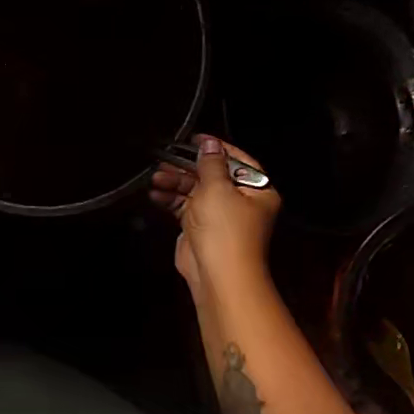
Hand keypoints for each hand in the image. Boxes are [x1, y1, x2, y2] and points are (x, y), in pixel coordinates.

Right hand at [150, 135, 280, 299]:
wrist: (217, 274)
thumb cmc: (225, 229)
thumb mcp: (218, 188)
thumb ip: (210, 163)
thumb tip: (209, 143)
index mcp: (257, 190)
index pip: (237, 160)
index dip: (216, 148)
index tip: (195, 139)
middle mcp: (241, 201)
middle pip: (212, 176)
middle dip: (188, 168)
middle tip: (165, 160)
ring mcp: (219, 216)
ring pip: (195, 191)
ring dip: (175, 183)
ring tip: (156, 178)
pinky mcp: (200, 229)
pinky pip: (184, 208)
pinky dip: (171, 200)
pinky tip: (156, 194)